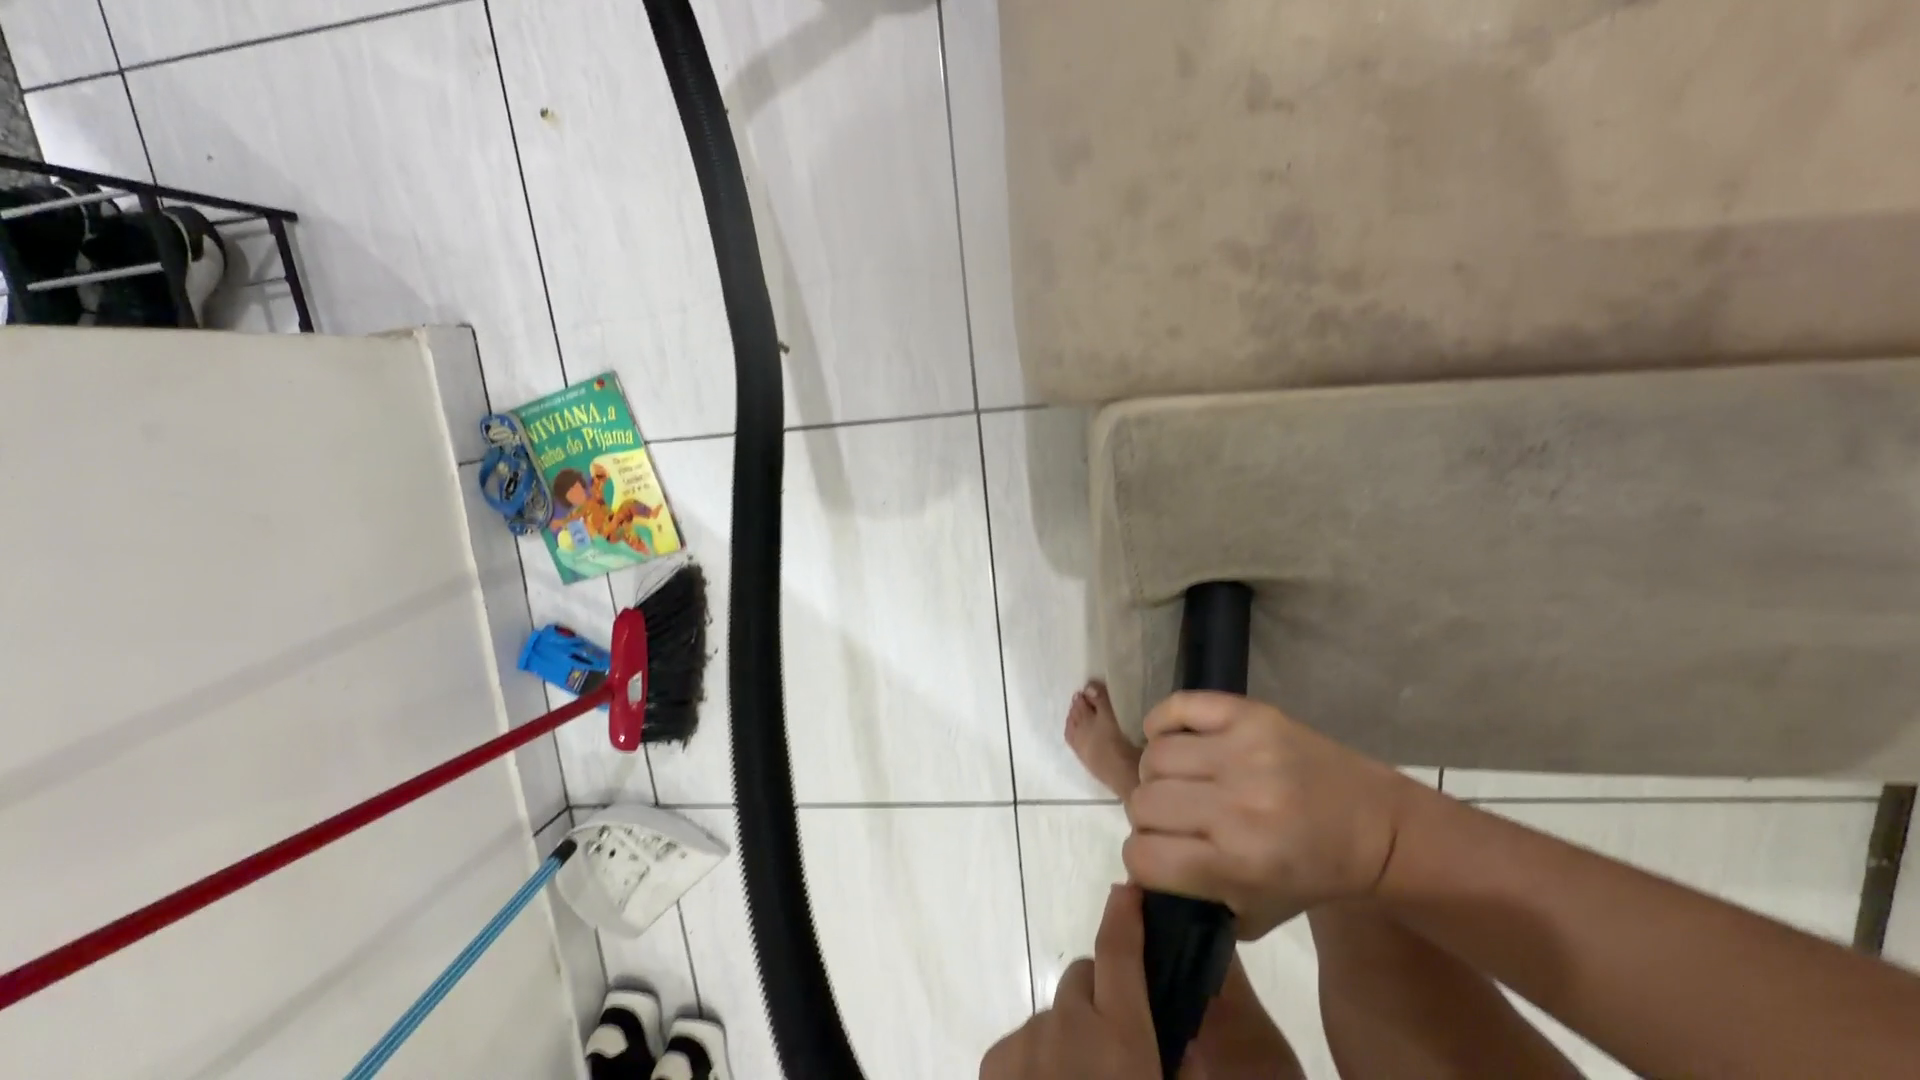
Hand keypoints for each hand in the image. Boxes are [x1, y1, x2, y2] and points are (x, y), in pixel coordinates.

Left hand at [981, 885, 1193, 1078]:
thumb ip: (1177, 1061)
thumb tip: (1180, 1037)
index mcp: (1120, 1039)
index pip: (1119, 953)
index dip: (1125, 915)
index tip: (1129, 890)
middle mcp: (1067, 1026)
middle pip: (1084, 978)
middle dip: (1102, 995)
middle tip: (1118, 1048)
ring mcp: (1025, 1044)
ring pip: (1054, 1014)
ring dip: (1071, 1034)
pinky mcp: (994, 1064)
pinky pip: (1025, 1042)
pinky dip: (1040, 1057)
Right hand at [1122, 693, 1424, 938]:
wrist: (1377, 827)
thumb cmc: (1313, 876)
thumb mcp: (1252, 914)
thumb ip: (1191, 898)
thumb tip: (1138, 867)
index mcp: (1239, 862)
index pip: (1143, 855)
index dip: (1143, 859)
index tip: (1160, 856)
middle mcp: (1238, 805)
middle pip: (1144, 803)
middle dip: (1150, 817)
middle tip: (1175, 818)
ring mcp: (1245, 752)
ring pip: (1154, 756)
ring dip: (1157, 773)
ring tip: (1181, 780)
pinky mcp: (1252, 715)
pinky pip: (1178, 707)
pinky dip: (1163, 723)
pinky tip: (1178, 741)